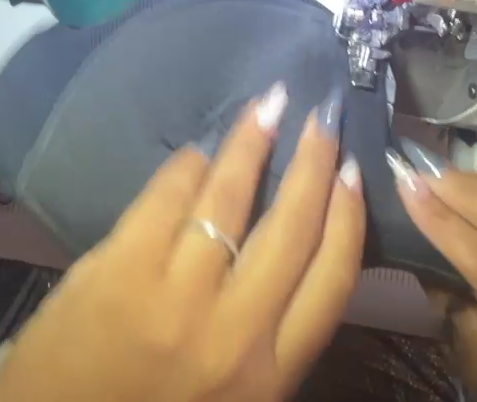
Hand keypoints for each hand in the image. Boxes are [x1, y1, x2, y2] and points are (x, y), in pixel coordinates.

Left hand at [0, 84, 367, 401]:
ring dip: (253, 143)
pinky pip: (169, 195)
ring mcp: (175, 293)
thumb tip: (290, 241)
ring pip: (229, 199)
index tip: (354, 171)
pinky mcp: (122, 265)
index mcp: (268, 374)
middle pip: (290, 229)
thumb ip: (265, 333)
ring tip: (270, 104)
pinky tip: (201, 148)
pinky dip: (189, 165)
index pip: (330, 281)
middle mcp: (232, 332)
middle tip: (323, 116)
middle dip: (313, 163)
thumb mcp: (232, 395)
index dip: (347, 218)